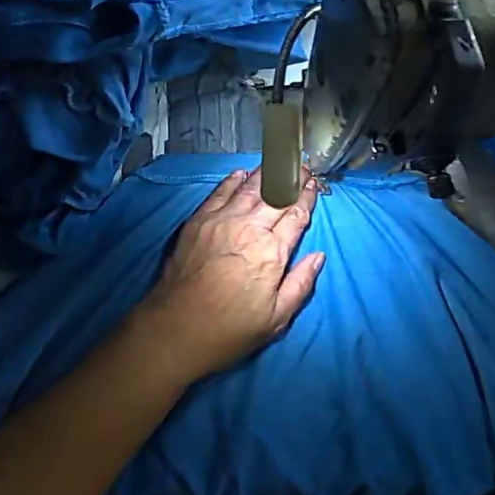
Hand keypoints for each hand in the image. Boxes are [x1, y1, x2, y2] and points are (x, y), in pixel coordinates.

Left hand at [126, 168, 324, 382]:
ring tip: (278, 165)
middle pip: (276, 196)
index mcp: (272, 252)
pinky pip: (220, 192)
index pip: (296, 215)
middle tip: (303, 168)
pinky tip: (242, 174)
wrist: (177, 326)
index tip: (314, 185)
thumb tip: (317, 256)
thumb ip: (300, 284)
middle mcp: (249, 228)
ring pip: (249, 189)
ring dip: (266, 175)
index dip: (307, 197)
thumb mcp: (276, 318)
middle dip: (292, 180)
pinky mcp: (198, 220)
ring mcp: (221, 220)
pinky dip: (233, 180)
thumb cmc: (229, 329)